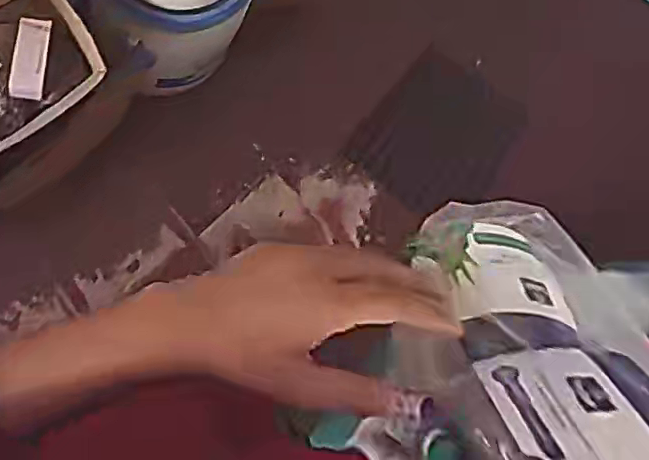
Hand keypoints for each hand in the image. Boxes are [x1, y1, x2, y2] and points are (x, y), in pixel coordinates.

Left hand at [151, 243, 461, 413]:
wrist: (196, 315)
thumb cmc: (247, 355)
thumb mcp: (300, 383)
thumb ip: (354, 392)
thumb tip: (402, 401)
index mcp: (330, 302)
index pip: (391, 302)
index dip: (425, 311)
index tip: (452, 321)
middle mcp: (320, 267)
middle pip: (378, 267)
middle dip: (412, 280)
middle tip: (440, 295)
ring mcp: (299, 251)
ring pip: (354, 254)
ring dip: (384, 266)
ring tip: (407, 281)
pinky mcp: (280, 246)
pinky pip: (330, 250)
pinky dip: (356, 261)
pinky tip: (355, 273)